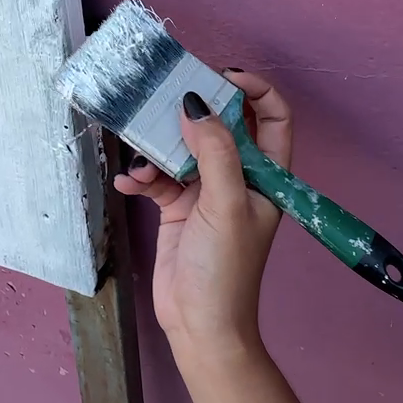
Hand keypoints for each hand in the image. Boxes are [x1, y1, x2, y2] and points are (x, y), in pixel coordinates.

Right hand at [114, 69, 292, 357]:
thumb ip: (215, 152)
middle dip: (196, 111)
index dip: (256, 91)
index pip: (273, 118)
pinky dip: (143, 176)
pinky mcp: (177, 206)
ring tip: (140, 157)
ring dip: (159, 148)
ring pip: (184, 149)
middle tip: (168, 97)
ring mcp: (206, 191)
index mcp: (267, 176)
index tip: (223, 76)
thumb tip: (197, 104)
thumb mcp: (226, 205)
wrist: (198, 326)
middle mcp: (239, 178)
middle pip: (221, 126)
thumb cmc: (225, 269)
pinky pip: (158, 176)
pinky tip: (130, 182)